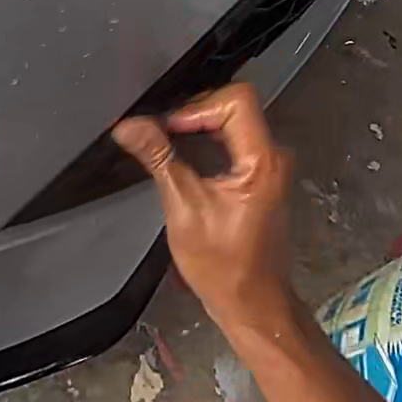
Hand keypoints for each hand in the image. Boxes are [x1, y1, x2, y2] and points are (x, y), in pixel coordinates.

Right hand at [112, 83, 293, 329]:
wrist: (251, 301)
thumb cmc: (223, 264)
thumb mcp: (183, 207)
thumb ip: (158, 158)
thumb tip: (129, 126)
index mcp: (261, 161)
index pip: (235, 101)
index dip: (197, 107)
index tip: (168, 127)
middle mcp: (272, 156)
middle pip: (233, 104)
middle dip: (192, 113)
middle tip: (160, 133)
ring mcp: (267, 163)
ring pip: (231, 118)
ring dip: (195, 125)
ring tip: (165, 142)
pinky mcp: (258, 171)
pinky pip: (231, 136)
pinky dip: (203, 137)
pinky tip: (180, 154)